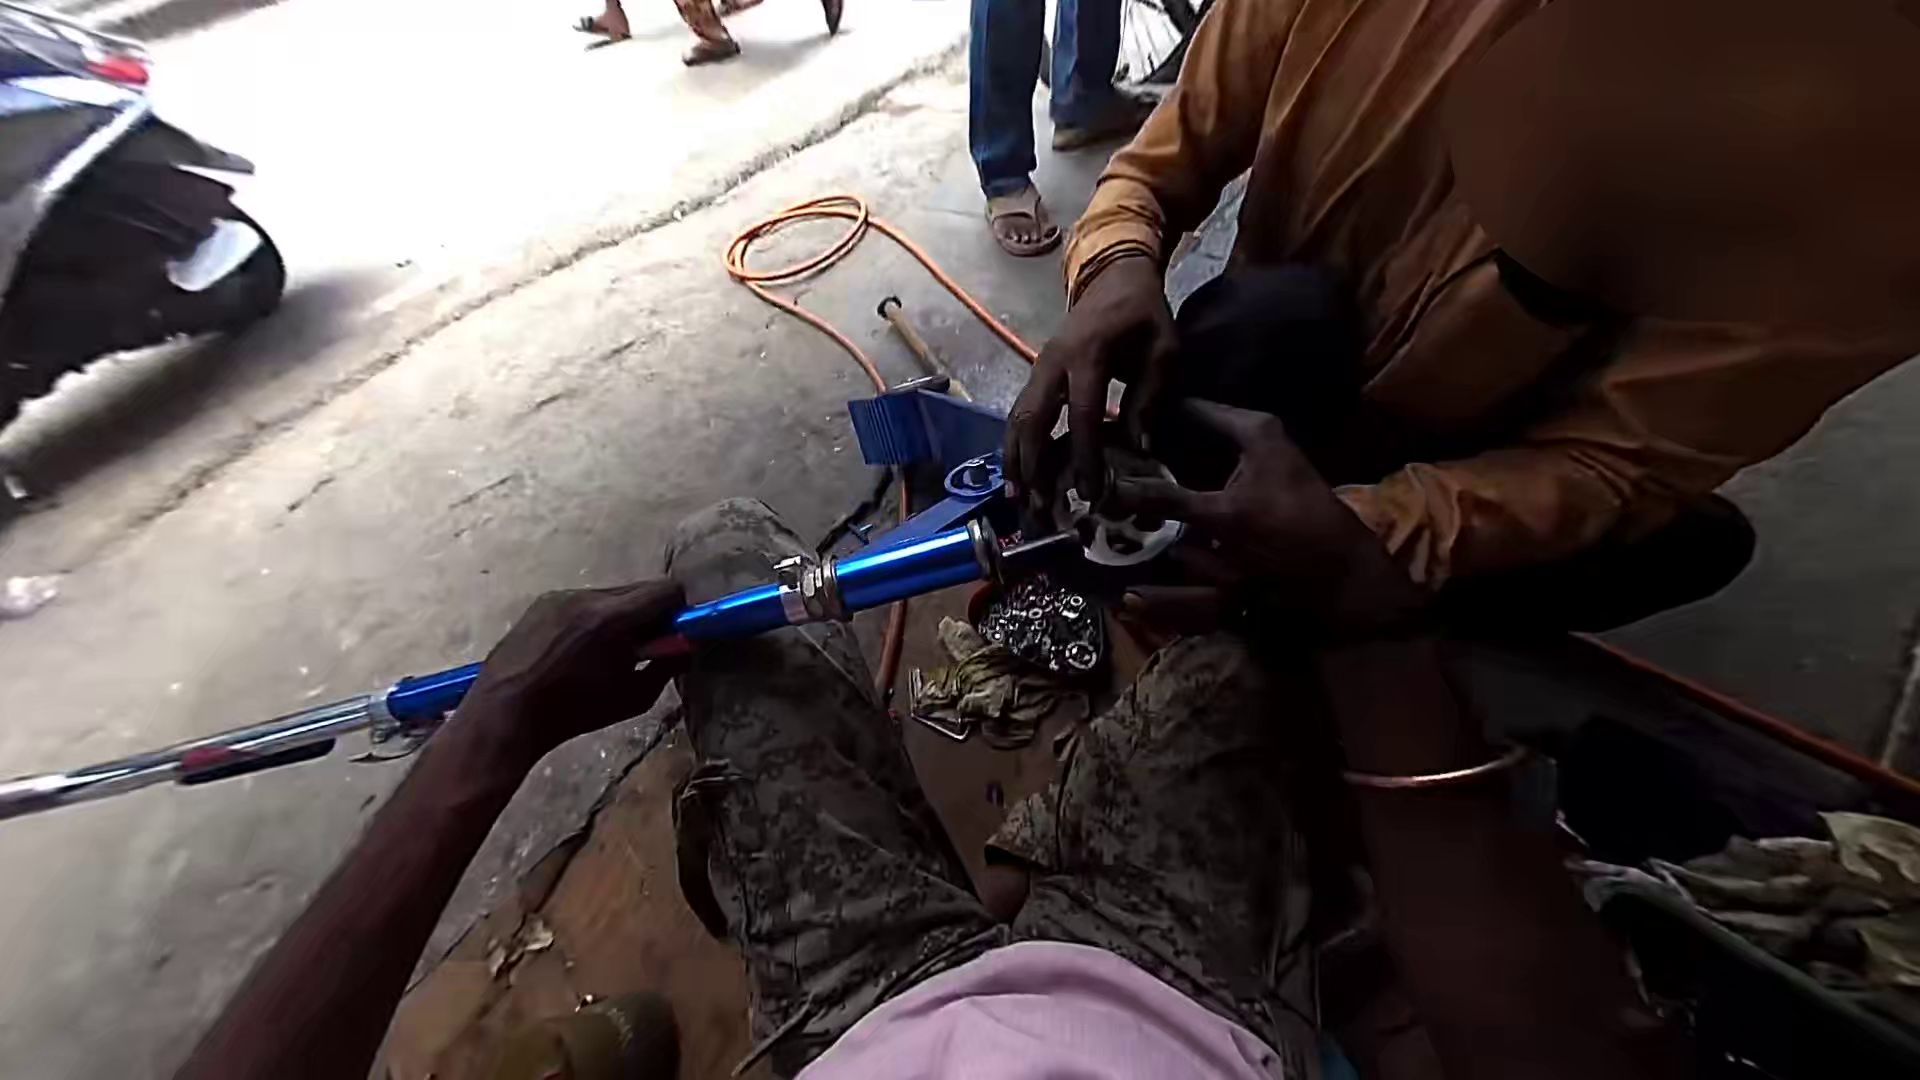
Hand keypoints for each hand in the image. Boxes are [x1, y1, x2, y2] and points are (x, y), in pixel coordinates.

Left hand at [455, 580, 686, 767]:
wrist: (504, 716)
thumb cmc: (574, 712)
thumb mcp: (637, 696)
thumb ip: (669, 665)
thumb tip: (687, 647)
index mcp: (614, 618)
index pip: (668, 590)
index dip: (678, 610)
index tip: (672, 634)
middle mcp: (588, 596)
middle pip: (642, 588)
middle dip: (652, 612)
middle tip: (644, 645)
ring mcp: (562, 596)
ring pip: (615, 594)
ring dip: (624, 614)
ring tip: (608, 649)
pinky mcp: (544, 601)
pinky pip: (587, 600)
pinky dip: (597, 617)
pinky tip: (581, 647)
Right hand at [1006, 255, 1176, 513]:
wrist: (1111, 279)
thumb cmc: (1142, 316)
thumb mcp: (1163, 349)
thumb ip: (1150, 396)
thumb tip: (1138, 449)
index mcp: (1088, 355)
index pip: (1082, 414)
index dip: (1085, 455)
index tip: (1090, 493)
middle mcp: (1052, 364)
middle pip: (1033, 420)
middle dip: (1033, 466)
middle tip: (1038, 505)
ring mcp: (1037, 369)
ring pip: (1017, 420)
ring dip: (1014, 461)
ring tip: (1017, 499)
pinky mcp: (1034, 376)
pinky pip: (1018, 415)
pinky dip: (1015, 447)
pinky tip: (1016, 475)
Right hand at [1108, 400, 1426, 634]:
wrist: (1340, 578)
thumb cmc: (1291, 535)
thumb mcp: (1225, 516)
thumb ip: (1167, 499)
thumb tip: (1112, 488)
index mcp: (1249, 428)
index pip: (1185, 406)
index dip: (1146, 415)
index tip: (1105, 426)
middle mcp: (1246, 437)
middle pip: (1183, 432)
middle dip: (1146, 446)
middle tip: (1105, 456)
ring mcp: (1243, 465)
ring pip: (1186, 457)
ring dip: (1157, 469)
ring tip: (1116, 475)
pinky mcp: (1240, 491)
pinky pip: (1194, 482)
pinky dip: (1172, 490)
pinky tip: (1144, 501)